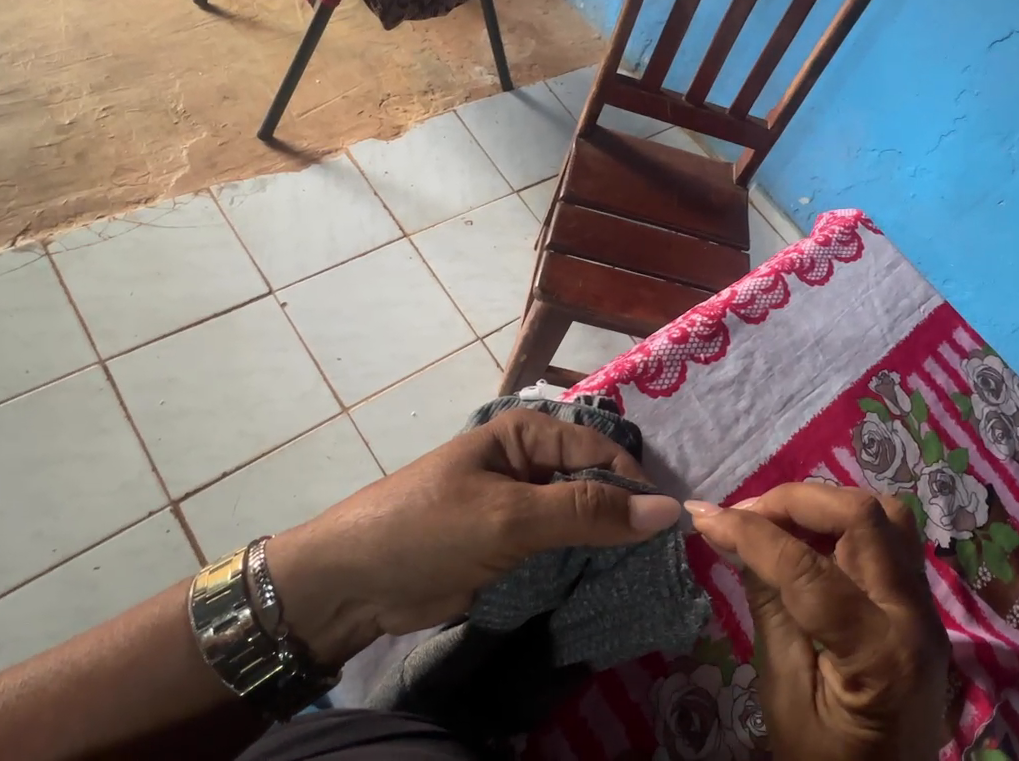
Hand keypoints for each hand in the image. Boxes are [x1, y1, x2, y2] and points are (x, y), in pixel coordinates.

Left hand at [265, 408, 684, 664]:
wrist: (350, 584)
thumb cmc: (429, 529)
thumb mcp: (511, 517)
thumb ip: (588, 512)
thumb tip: (668, 508)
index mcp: (528, 433)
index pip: (602, 451)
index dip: (637, 487)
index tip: (669, 532)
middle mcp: (529, 461)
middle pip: (595, 483)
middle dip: (624, 518)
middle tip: (662, 560)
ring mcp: (519, 504)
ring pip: (580, 518)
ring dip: (606, 544)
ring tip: (644, 575)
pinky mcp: (510, 543)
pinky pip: (560, 546)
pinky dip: (582, 562)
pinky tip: (608, 583)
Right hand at [688, 484, 950, 760]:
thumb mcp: (784, 696)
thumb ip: (767, 606)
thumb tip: (733, 534)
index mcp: (878, 654)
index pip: (808, 569)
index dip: (751, 534)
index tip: (704, 517)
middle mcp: (914, 616)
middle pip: (862, 517)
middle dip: (793, 501)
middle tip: (743, 515)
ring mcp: (926, 607)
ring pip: (885, 514)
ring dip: (824, 504)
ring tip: (776, 520)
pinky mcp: (922, 603)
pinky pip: (889, 536)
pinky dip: (844, 521)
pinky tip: (807, 537)